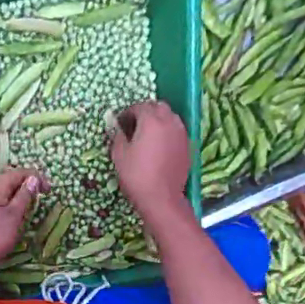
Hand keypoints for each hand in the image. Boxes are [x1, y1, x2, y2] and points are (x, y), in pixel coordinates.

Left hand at [0, 168, 45, 279]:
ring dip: (20, 195)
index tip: (48, 188)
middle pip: (9, 181)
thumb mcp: (13, 215)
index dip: (34, 176)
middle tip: (43, 194)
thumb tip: (33, 178)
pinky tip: (17, 216)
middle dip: (27, 184)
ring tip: (32, 204)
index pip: (16, 173)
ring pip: (5, 194)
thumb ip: (23, 196)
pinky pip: (0, 204)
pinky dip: (12, 205)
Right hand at [108, 101, 190, 232]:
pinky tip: (159, 145)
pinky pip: (177, 130)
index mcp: (151, 121)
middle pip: (158, 106)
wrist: (162, 197)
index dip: (127, 112)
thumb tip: (116, 126)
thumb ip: (117, 135)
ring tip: (147, 133)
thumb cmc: (136, 175)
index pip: (139, 106)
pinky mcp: (188, 145)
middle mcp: (170, 122)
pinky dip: (167, 131)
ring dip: (158, 119)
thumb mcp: (119, 154)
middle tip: (134, 124)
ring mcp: (181, 133)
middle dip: (145, 111)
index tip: (120, 123)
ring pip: (170, 116)